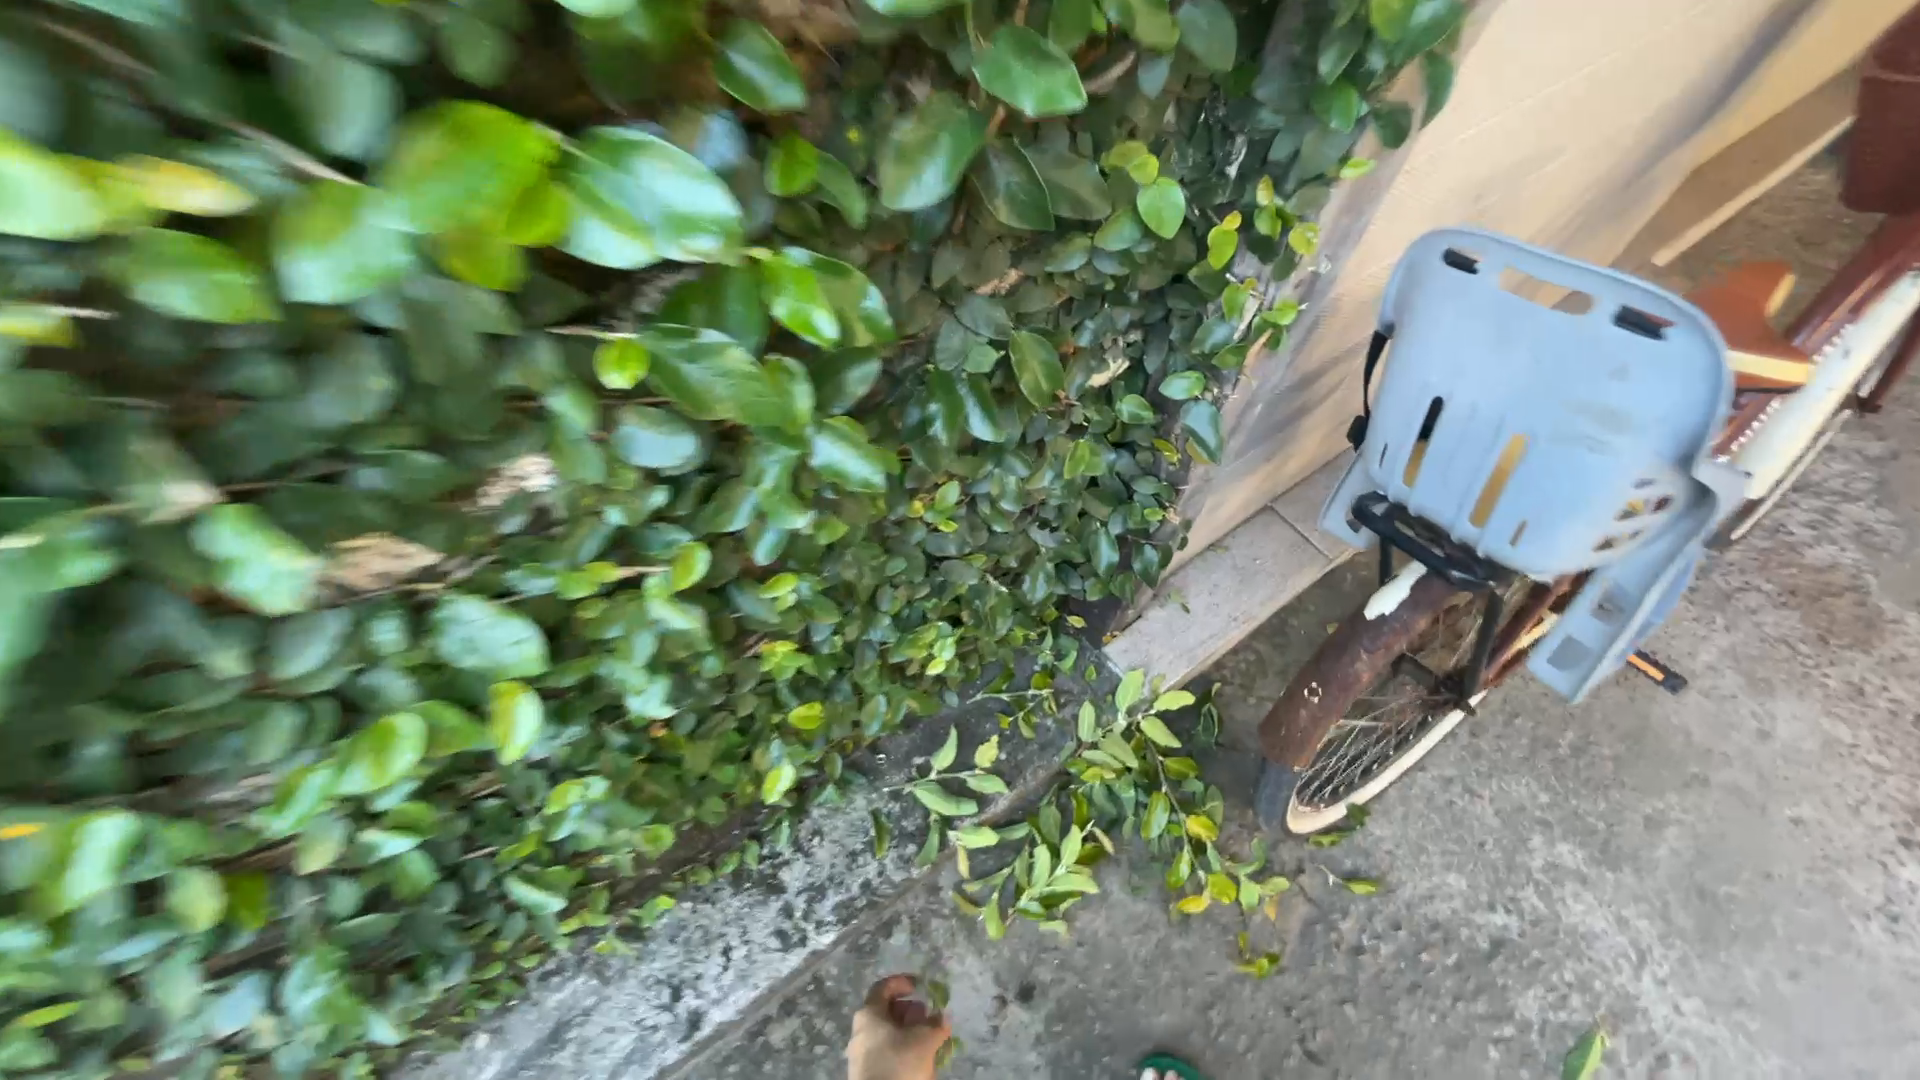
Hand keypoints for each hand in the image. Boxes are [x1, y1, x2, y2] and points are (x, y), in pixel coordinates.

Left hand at [846, 974, 950, 1079]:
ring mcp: (860, 1053)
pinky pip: (884, 1051)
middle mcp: (860, 1030)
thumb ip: (936, 1025)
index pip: (883, 987)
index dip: (902, 982)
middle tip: (926, 1016)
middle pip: (885, 1011)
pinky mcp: (865, 1073)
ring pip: (885, 1033)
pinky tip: (915, 1057)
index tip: (920, 986)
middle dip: (908, 1010)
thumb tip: (943, 1017)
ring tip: (926, 1038)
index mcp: (868, 1014)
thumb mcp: (925, 1040)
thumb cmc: (899, 1064)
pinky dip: (900, 1048)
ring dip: (906, 1031)